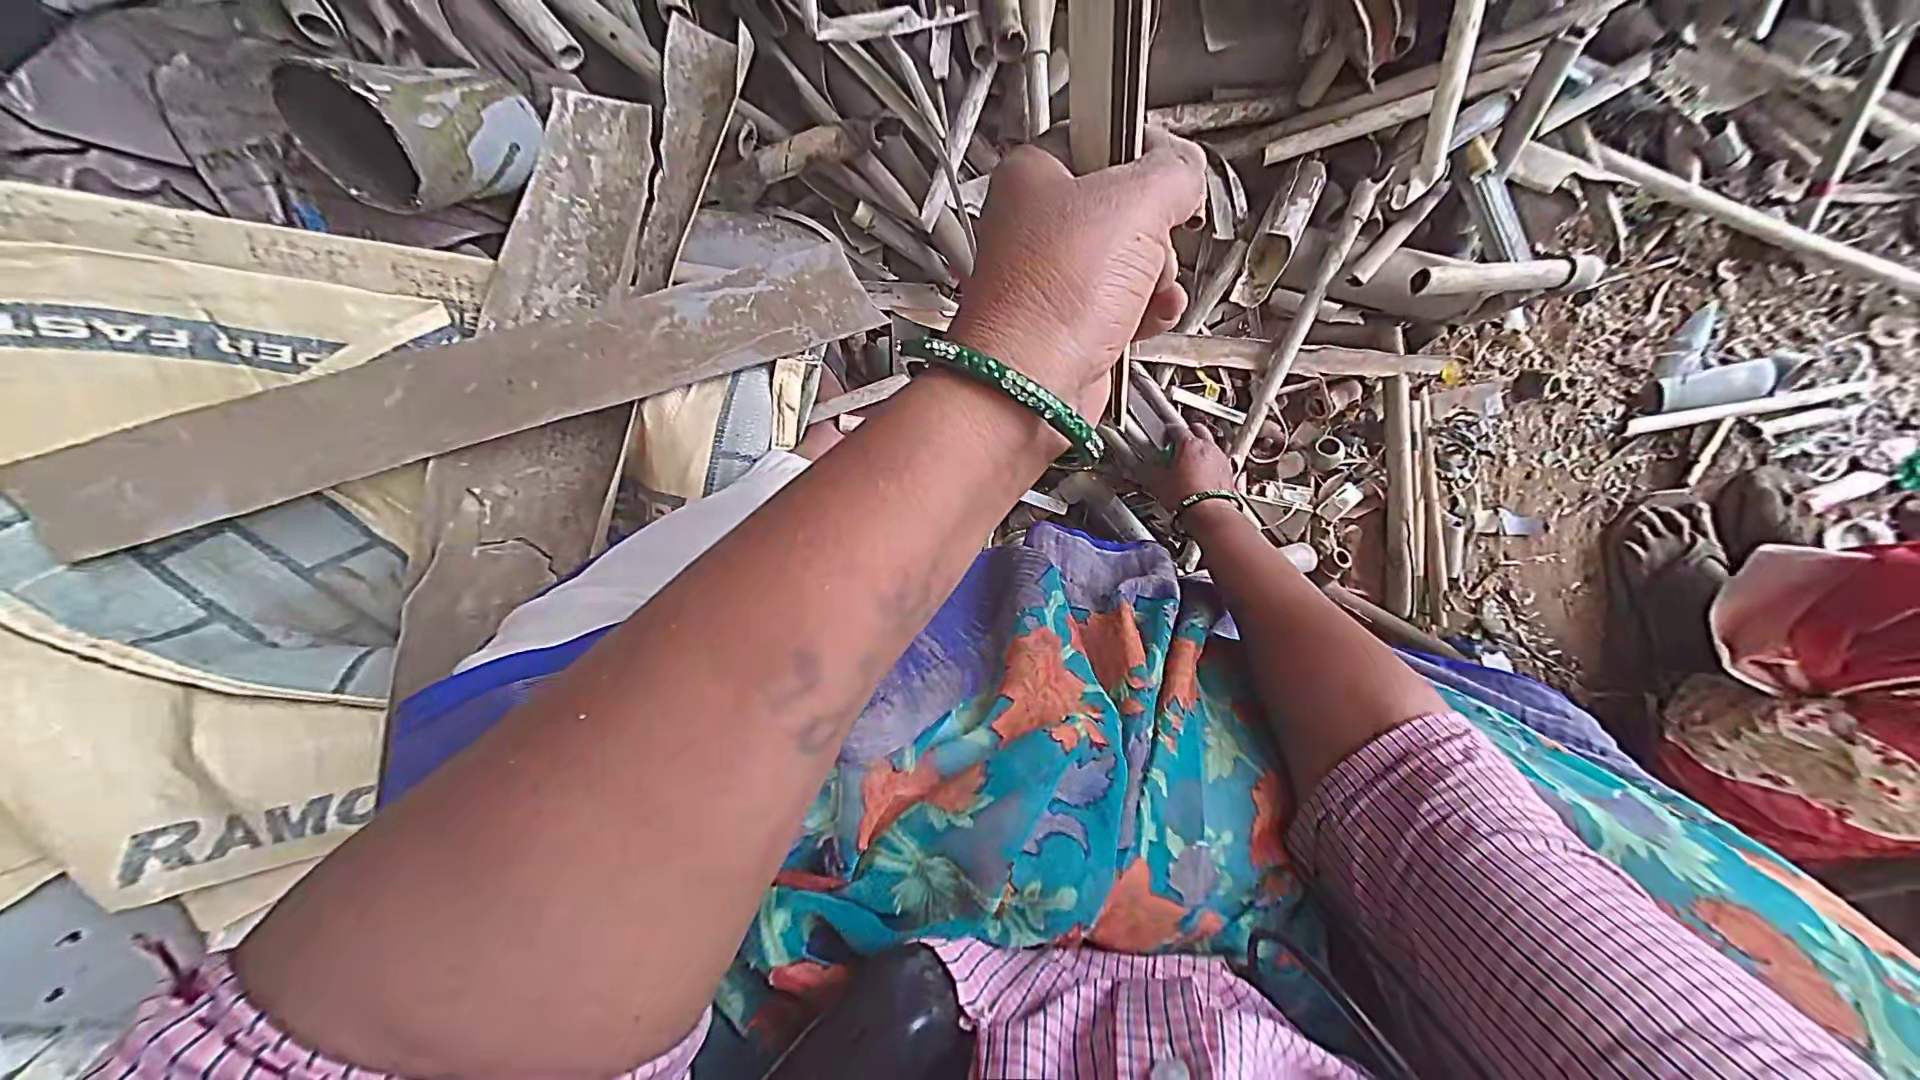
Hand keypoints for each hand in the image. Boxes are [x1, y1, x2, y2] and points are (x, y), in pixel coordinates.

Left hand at [945, 129, 1205, 415]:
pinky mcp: (1070, 326)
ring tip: (1148, 287)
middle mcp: (1036, 230)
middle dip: (1155, 231)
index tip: (1165, 167)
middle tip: (1152, 242)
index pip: (1101, 135)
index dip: (1143, 151)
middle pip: (1124, 208)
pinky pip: (1123, 307)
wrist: (1032, 388)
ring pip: (1129, 263)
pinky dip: (1144, 313)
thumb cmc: (1048, 302)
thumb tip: (1188, 173)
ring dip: (1157, 277)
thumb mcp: (1135, 202)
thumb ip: (1175, 171)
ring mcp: (1052, 282)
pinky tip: (1147, 317)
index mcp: (1031, 176)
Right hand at [1142, 421, 1236, 509]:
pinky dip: (1209, 464)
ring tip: (1189, 462)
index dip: (1167, 431)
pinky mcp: (1229, 471)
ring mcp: (1220, 458)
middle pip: (1198, 430)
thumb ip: (1149, 470)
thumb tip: (1141, 467)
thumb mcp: (1157, 482)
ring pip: (1210, 445)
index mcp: (1189, 444)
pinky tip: (1201, 476)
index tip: (1164, 437)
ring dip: (1200, 449)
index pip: (1176, 428)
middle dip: (1188, 433)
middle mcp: (1207, 447)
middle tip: (1178, 445)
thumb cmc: (1187, 496)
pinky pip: (1217, 461)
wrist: (1210, 512)